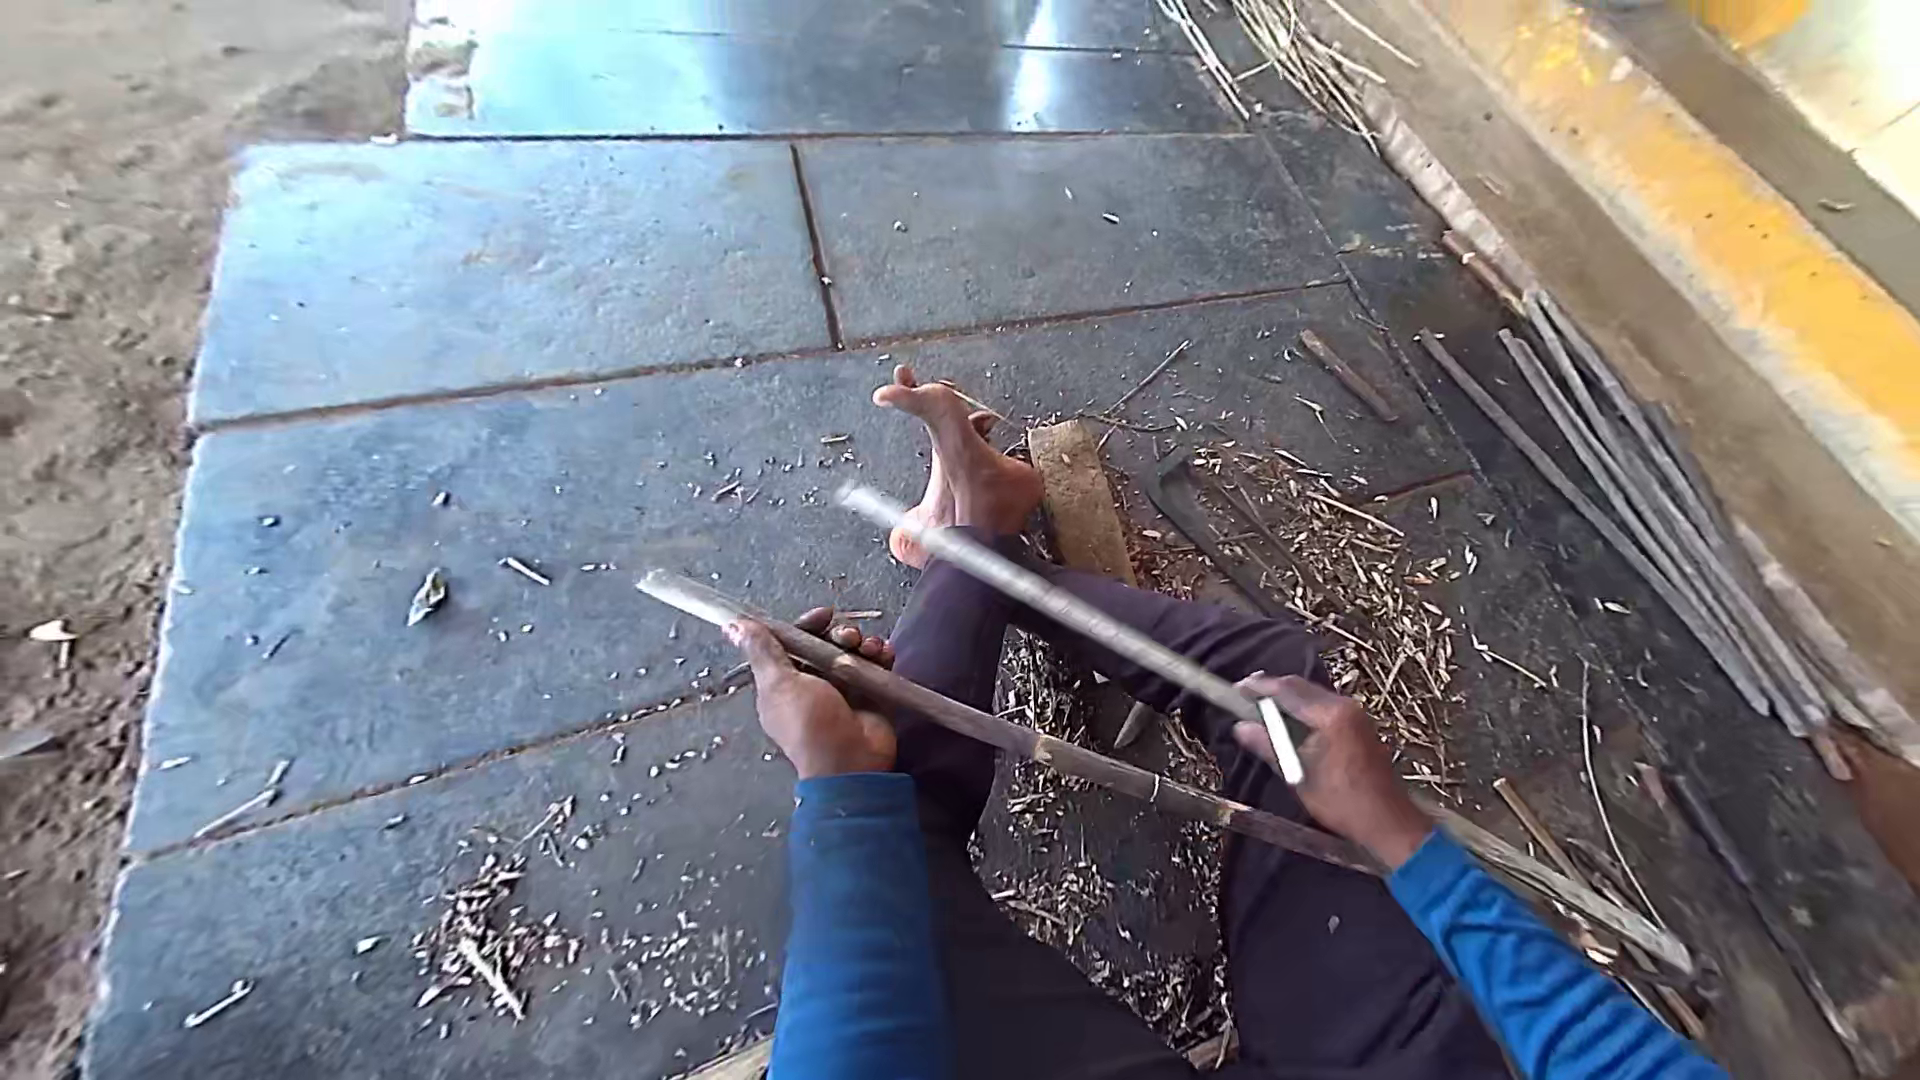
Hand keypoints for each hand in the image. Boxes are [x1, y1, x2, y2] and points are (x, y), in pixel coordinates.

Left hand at [726, 607, 896, 779]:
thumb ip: (761, 651)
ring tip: (870, 649)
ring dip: (864, 643)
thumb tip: (733, 625)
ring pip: (853, 651)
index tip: (825, 615)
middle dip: (841, 633)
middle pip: (827, 642)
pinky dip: (881, 656)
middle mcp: (814, 683)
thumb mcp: (780, 684)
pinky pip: (875, 665)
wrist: (851, 761)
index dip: (809, 624)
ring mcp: (844, 689)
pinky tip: (884, 654)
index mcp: (786, 681)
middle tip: (850, 638)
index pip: (796, 641)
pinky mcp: (869, 694)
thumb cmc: (810, 724)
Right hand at [1232, 673, 1432, 868]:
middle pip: (1299, 686)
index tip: (1236, 688)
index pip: (1286, 690)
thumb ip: (1267, 745)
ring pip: (1311, 694)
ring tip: (1261, 706)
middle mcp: (1345, 708)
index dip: (1258, 687)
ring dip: (1286, 697)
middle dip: (1270, 688)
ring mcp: (1356, 715)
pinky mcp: (1359, 724)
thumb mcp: (1297, 774)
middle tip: (1245, 694)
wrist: (1391, 824)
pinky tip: (1288, 718)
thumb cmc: (1343, 802)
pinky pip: (1322, 704)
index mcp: (1331, 716)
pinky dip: (1301, 706)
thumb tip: (1240, 727)